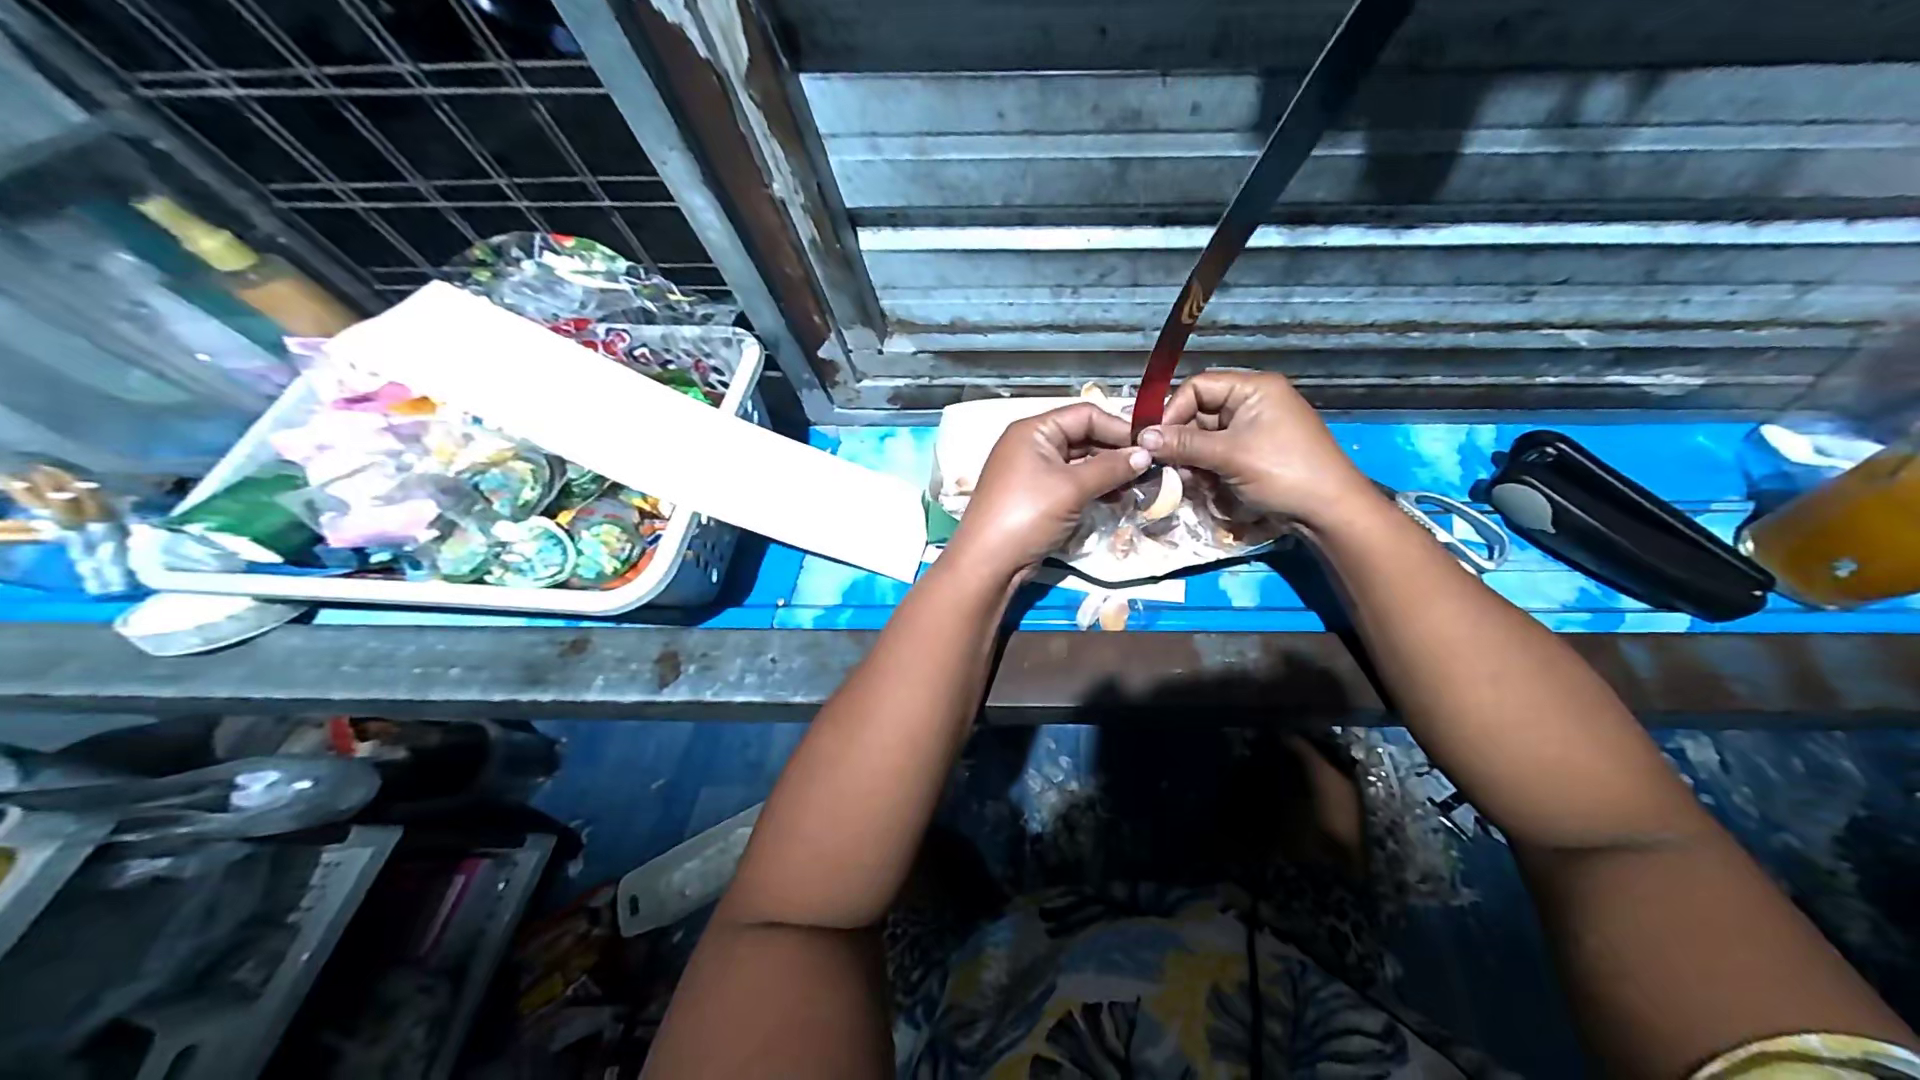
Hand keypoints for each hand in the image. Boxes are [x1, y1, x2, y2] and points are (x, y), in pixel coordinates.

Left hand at [947, 402, 1152, 579]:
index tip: (1149, 445)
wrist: (989, 562)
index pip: (1085, 414)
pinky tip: (1115, 498)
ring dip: (1108, 472)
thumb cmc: (1028, 514)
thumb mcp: (1073, 488)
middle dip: (1115, 452)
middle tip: (1149, 467)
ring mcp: (1032, 471)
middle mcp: (1031, 444)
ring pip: (1079, 462)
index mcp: (1034, 430)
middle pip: (1083, 436)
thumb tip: (1145, 454)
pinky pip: (1071, 483)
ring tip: (1137, 484)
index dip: (1118, 427)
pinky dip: (1093, 487)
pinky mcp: (1036, 496)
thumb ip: (1111, 468)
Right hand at [1136, 371, 1376, 525]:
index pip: (1197, 386)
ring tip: (1187, 479)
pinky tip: (1203, 485)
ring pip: (1204, 437)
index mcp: (1253, 388)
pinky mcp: (1253, 453)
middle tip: (1166, 465)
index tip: (1155, 440)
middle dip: (1181, 440)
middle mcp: (1252, 402)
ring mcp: (1254, 429)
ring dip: (1191, 458)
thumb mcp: (1229, 456)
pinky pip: (1217, 453)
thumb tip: (1142, 437)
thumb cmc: (1283, 472)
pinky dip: (1206, 468)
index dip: (1172, 410)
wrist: (1329, 511)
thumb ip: (1184, 444)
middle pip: (1199, 412)